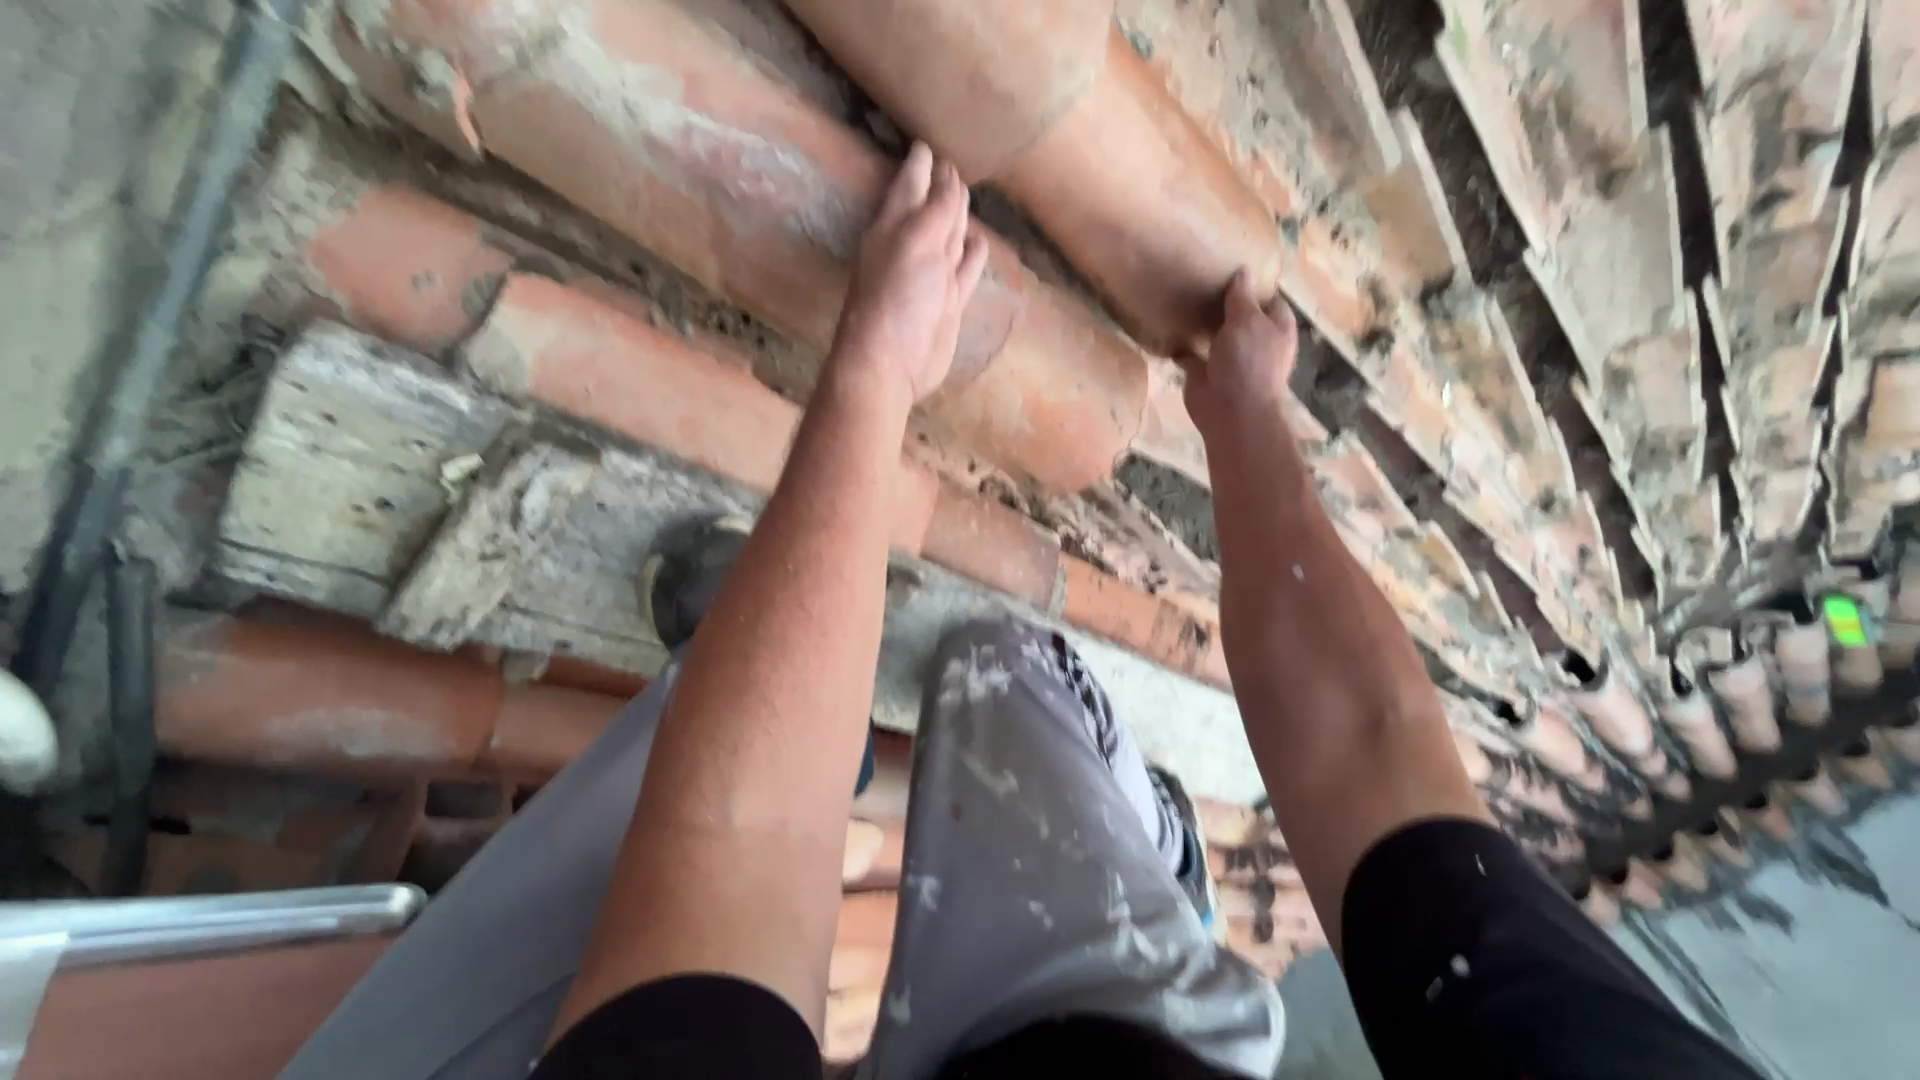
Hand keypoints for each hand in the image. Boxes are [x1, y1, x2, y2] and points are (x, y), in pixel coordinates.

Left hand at [831, 141, 990, 404]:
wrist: (893, 361)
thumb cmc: (895, 296)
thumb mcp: (916, 241)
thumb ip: (936, 209)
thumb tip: (952, 177)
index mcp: (894, 227)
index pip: (909, 186)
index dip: (919, 166)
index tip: (926, 145)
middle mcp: (912, 247)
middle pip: (930, 209)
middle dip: (940, 186)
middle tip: (950, 163)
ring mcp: (931, 277)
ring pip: (949, 237)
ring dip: (957, 217)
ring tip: (965, 195)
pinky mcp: (949, 302)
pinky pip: (964, 271)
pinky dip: (972, 256)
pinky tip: (978, 243)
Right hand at [1182, 269, 1298, 435]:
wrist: (1231, 410)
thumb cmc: (1249, 360)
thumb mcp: (1248, 319)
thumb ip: (1242, 296)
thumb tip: (1243, 272)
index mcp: (1276, 328)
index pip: (1269, 300)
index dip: (1254, 285)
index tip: (1233, 269)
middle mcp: (1255, 342)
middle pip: (1240, 316)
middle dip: (1225, 302)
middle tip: (1203, 278)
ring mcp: (1229, 359)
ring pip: (1215, 334)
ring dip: (1202, 322)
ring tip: (1184, 297)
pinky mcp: (1204, 372)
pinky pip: (1191, 353)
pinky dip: (1182, 343)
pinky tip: (1169, 326)